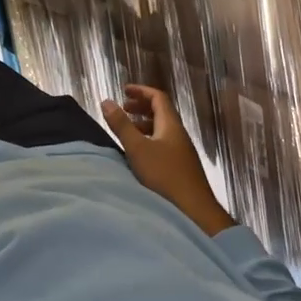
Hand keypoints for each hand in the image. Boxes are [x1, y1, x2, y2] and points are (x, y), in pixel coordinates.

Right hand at [101, 85, 235, 235]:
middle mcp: (179, 134)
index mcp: (171, 125)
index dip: (141, 91)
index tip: (124, 90)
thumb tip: (107, 101)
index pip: (158, 98)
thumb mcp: (138, 149)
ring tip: (127, 131)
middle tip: (123, 109)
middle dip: (141, 107)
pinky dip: (149, 140)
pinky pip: (163, 144)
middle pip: (161, 112)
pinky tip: (139, 154)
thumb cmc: (164, 176)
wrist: (194, 210)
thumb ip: (121, 125)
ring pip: (162, 130)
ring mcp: (182, 152)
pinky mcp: (181, 167)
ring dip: (144, 125)